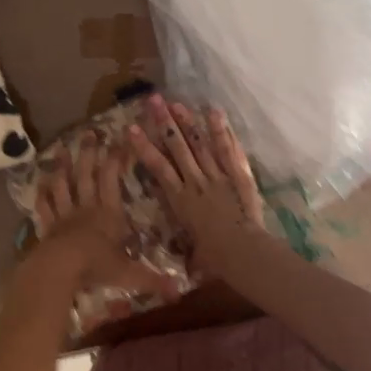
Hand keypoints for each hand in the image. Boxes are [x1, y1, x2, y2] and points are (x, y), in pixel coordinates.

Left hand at [28, 132, 174, 299]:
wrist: (60, 269)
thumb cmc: (97, 266)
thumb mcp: (129, 274)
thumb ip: (153, 280)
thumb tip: (179, 291)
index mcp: (108, 213)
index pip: (112, 179)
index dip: (116, 158)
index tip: (120, 140)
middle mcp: (86, 207)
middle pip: (86, 174)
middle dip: (88, 152)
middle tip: (89, 133)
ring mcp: (64, 215)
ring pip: (63, 184)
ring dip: (62, 166)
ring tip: (62, 150)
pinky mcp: (47, 226)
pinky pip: (44, 205)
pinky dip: (42, 193)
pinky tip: (40, 183)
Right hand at [126, 96, 271, 276]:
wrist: (240, 251)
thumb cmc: (213, 257)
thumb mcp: (194, 256)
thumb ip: (189, 254)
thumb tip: (184, 270)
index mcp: (179, 200)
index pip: (157, 167)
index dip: (143, 147)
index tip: (130, 129)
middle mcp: (194, 181)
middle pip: (176, 147)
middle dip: (163, 122)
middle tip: (153, 100)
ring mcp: (216, 175)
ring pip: (199, 144)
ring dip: (187, 122)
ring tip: (176, 103)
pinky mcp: (237, 175)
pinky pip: (227, 150)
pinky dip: (221, 131)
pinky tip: (214, 112)